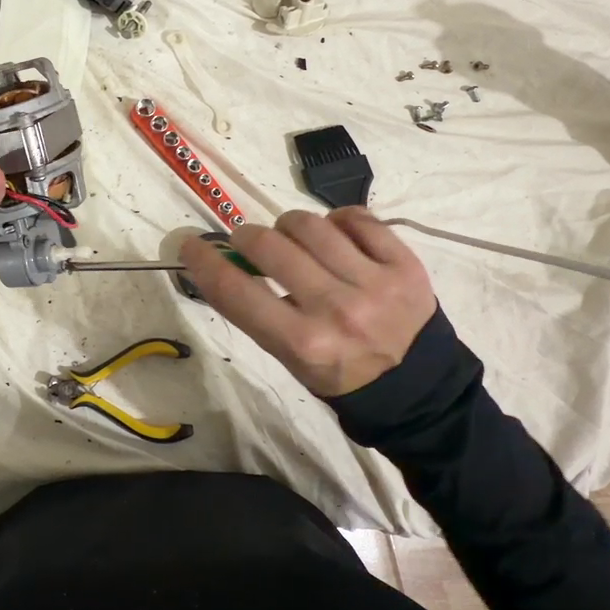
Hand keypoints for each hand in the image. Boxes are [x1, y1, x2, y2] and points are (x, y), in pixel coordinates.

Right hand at [182, 208, 436, 396]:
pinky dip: (338, 219)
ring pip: (310, 225)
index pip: (235, 290)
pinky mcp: (405, 266)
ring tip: (293, 239)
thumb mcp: (289, 356)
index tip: (191, 244)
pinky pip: (358, 219)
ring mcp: (374, 284)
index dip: (203, 260)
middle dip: (246, 237)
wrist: (418, 390)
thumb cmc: (340, 375)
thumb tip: (223, 260)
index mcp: (302, 342)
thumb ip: (256, 310)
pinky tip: (334, 234)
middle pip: (269, 246)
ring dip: (289, 226)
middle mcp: (336, 310)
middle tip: (247, 242)